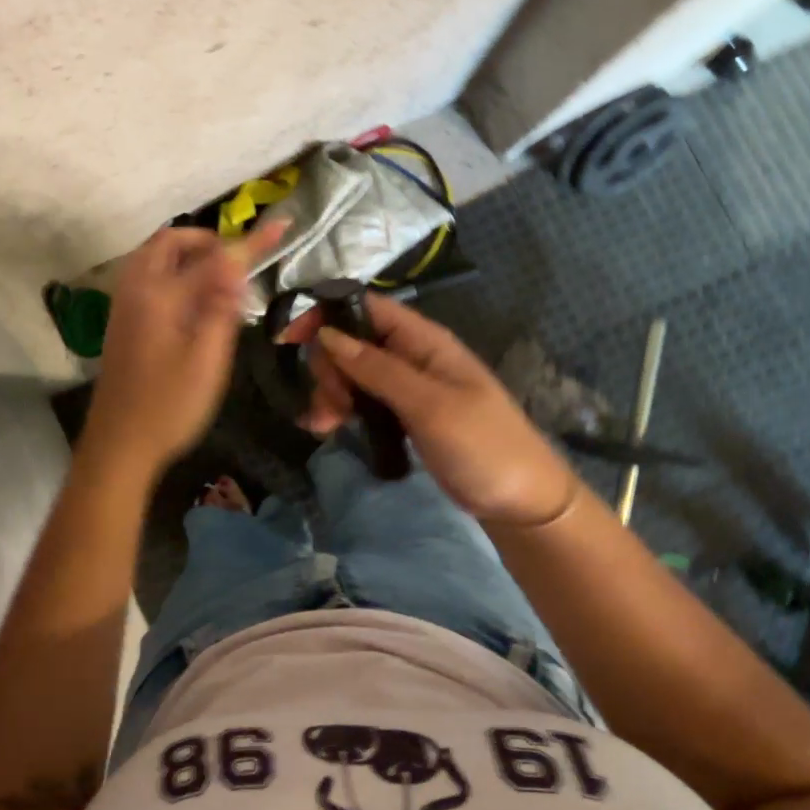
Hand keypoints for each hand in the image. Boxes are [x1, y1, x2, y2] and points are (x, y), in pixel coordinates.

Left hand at [84, 221, 287, 468]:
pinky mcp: (122, 323)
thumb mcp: (207, 360)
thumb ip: (221, 306)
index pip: (213, 257)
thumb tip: (236, 263)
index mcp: (159, 295)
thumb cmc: (168, 407)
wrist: (118, 445)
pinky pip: (147, 277)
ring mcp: (124, 306)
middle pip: (170, 242)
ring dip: (187, 254)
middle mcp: (136, 290)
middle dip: (206, 241)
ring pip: (154, 258)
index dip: (249, 242)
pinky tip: (194, 299)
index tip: (281, 225)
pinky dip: (173, 271)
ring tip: (220, 276)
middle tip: (237, 260)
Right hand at [283, 294, 576, 524]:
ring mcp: (407, 387)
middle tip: (328, 406)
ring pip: (351, 373)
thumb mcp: (429, 405)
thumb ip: (378, 369)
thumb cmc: (483, 445)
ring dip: (330, 394)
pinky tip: (327, 430)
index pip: (364, 307)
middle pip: (350, 342)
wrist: (521, 502)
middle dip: (327, 368)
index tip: (287, 339)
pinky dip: (341, 411)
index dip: (324, 314)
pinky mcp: (403, 415)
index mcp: (423, 340)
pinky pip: (361, 400)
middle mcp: (411, 356)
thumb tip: (327, 335)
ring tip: (324, 427)